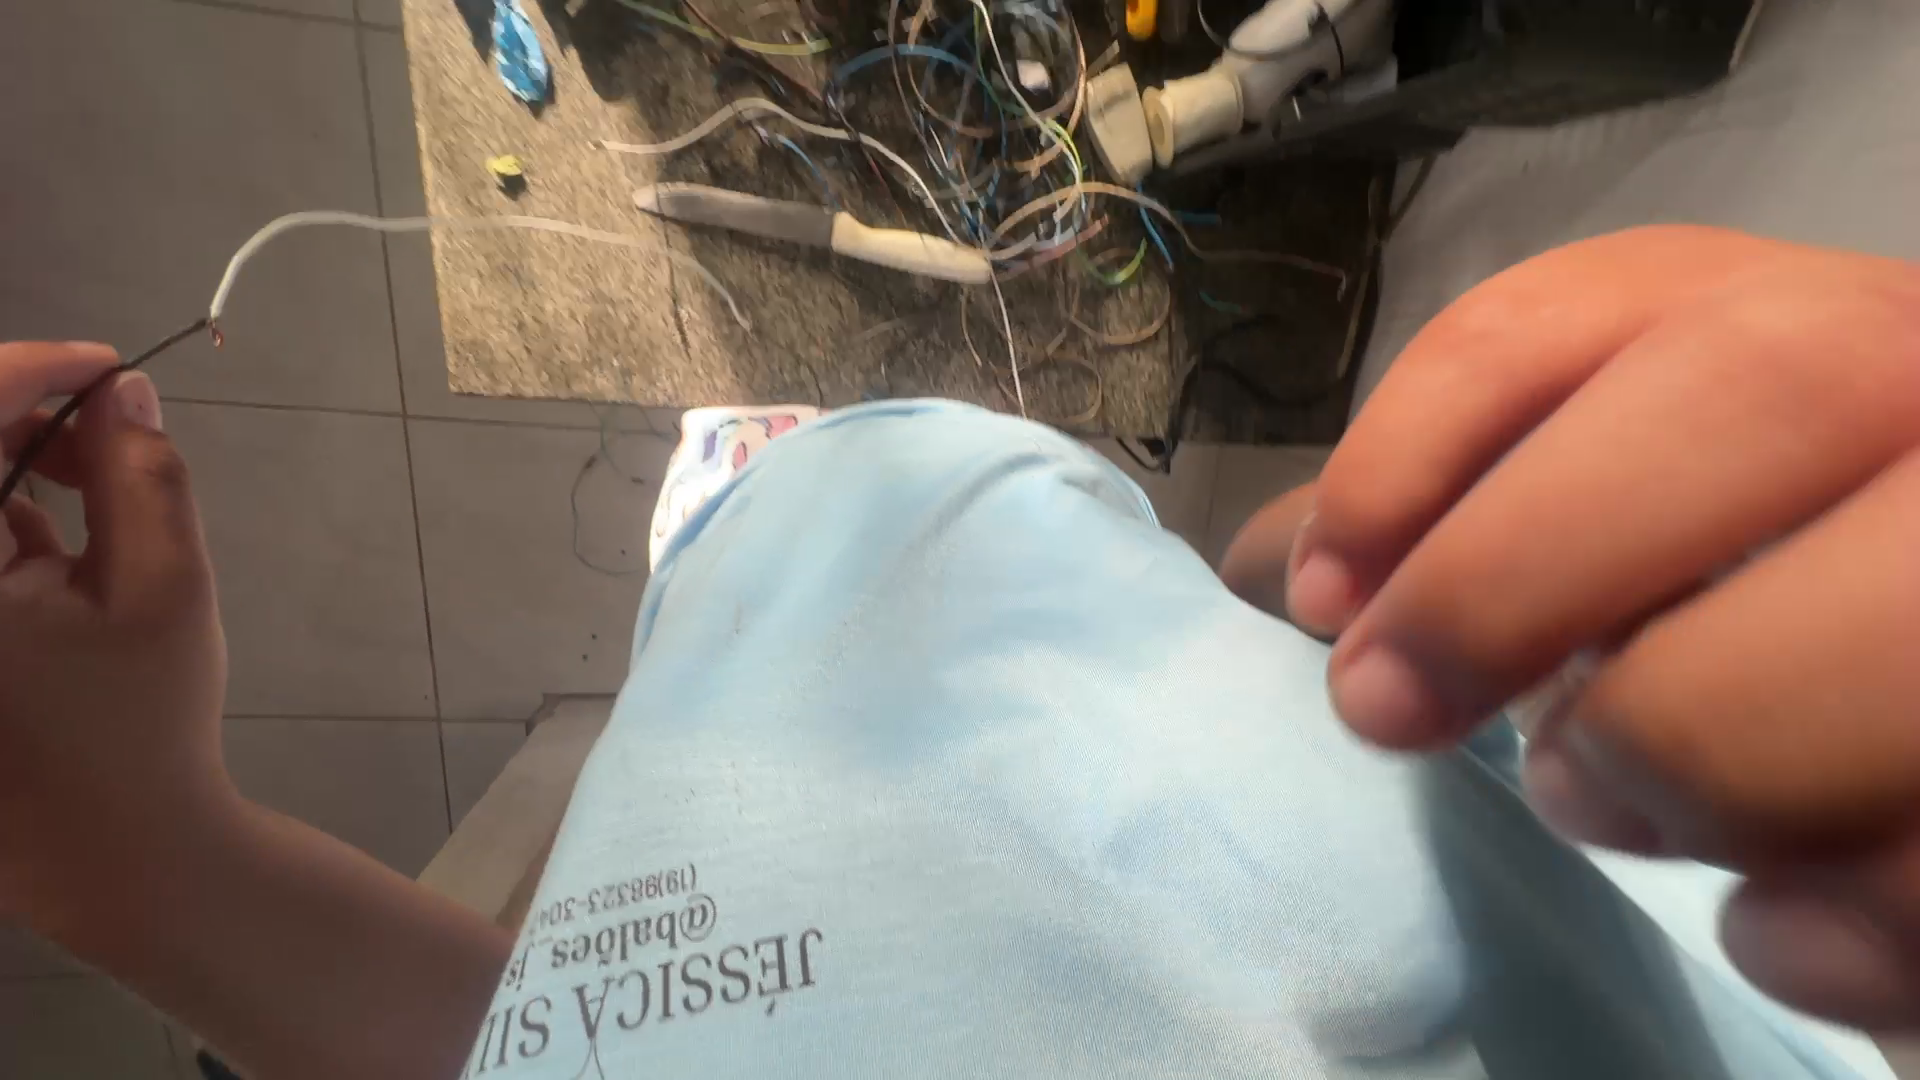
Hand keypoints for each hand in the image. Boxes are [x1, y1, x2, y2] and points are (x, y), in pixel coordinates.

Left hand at [0, 343, 229, 927]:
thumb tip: (128, 394)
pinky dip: (8, 512)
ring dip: (23, 467)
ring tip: (110, 497)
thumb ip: (146, 482)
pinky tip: (69, 538)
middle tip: (126, 442)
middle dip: (30, 424)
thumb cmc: (140, 715)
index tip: (115, 367)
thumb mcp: (167, 590)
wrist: (104, 830)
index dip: (25, 375)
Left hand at [1221, 227, 1919, 1029]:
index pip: (1538, 323)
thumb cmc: (1692, 606)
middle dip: (1507, 579)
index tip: (1313, 596)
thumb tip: (1254, 564)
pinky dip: (1869, 898)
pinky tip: (1775, 936)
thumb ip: (1415, 540)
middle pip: (1746, 390)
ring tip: (1589, 806)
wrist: (1888, 727)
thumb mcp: (1548, 539)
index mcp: (1727, 324)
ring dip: (1693, 734)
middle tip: (1382, 713)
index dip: (1401, 453)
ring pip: (1914, 594)